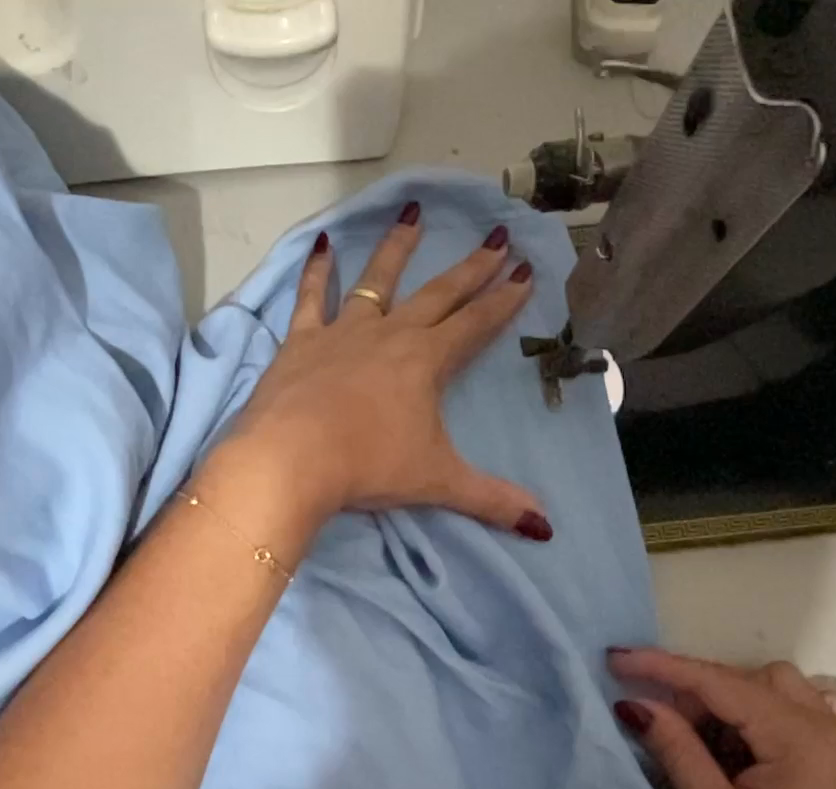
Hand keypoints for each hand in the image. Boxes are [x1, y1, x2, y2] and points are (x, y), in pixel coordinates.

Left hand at [210, 203, 551, 539]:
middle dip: (471, 268)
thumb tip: (545, 527)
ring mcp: (343, 333)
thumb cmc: (368, 467)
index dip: (504, 300)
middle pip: (438, 294)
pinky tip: (321, 244)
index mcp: (426, 362)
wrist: (291, 459)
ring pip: (378, 280)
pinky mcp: (301, 341)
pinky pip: (311, 298)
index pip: (476, 325)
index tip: (526, 270)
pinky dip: (317, 271)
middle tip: (496, 236)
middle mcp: (390, 335)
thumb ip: (492, 501)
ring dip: (398, 248)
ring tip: (412, 213)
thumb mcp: (437, 482)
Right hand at [609, 649, 835, 788]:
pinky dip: (762, 715)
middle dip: (694, 691)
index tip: (613, 658)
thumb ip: (679, 753)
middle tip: (657, 728)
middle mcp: (825, 723)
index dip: (660, 666)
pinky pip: (799, 711)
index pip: (716, 680)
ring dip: (727, 703)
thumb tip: (636, 704)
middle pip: (745, 678)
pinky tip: (749, 748)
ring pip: (773, 690)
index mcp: (797, 734)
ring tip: (701, 747)